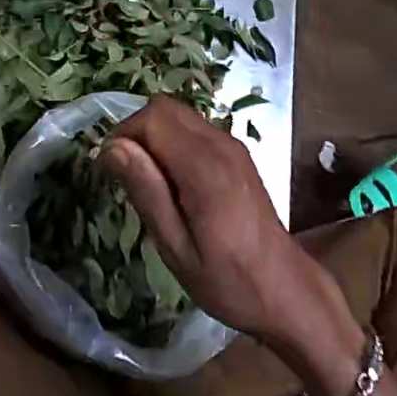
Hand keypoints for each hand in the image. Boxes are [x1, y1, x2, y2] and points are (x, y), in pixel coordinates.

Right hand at [100, 97, 344, 348]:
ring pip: (179, 114)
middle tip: (128, 175)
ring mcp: (232, 145)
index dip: (123, 136)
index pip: (152, 118)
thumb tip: (112, 148)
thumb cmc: (227, 280)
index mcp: (205, 168)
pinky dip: (173, 141)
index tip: (113, 172)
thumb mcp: (175, 248)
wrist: (284, 288)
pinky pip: (194, 128)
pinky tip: (173, 182)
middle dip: (136, 131)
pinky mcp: (237, 152)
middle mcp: (221, 144)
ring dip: (154, 136)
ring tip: (149, 181)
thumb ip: (146, 191)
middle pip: (164, 107)